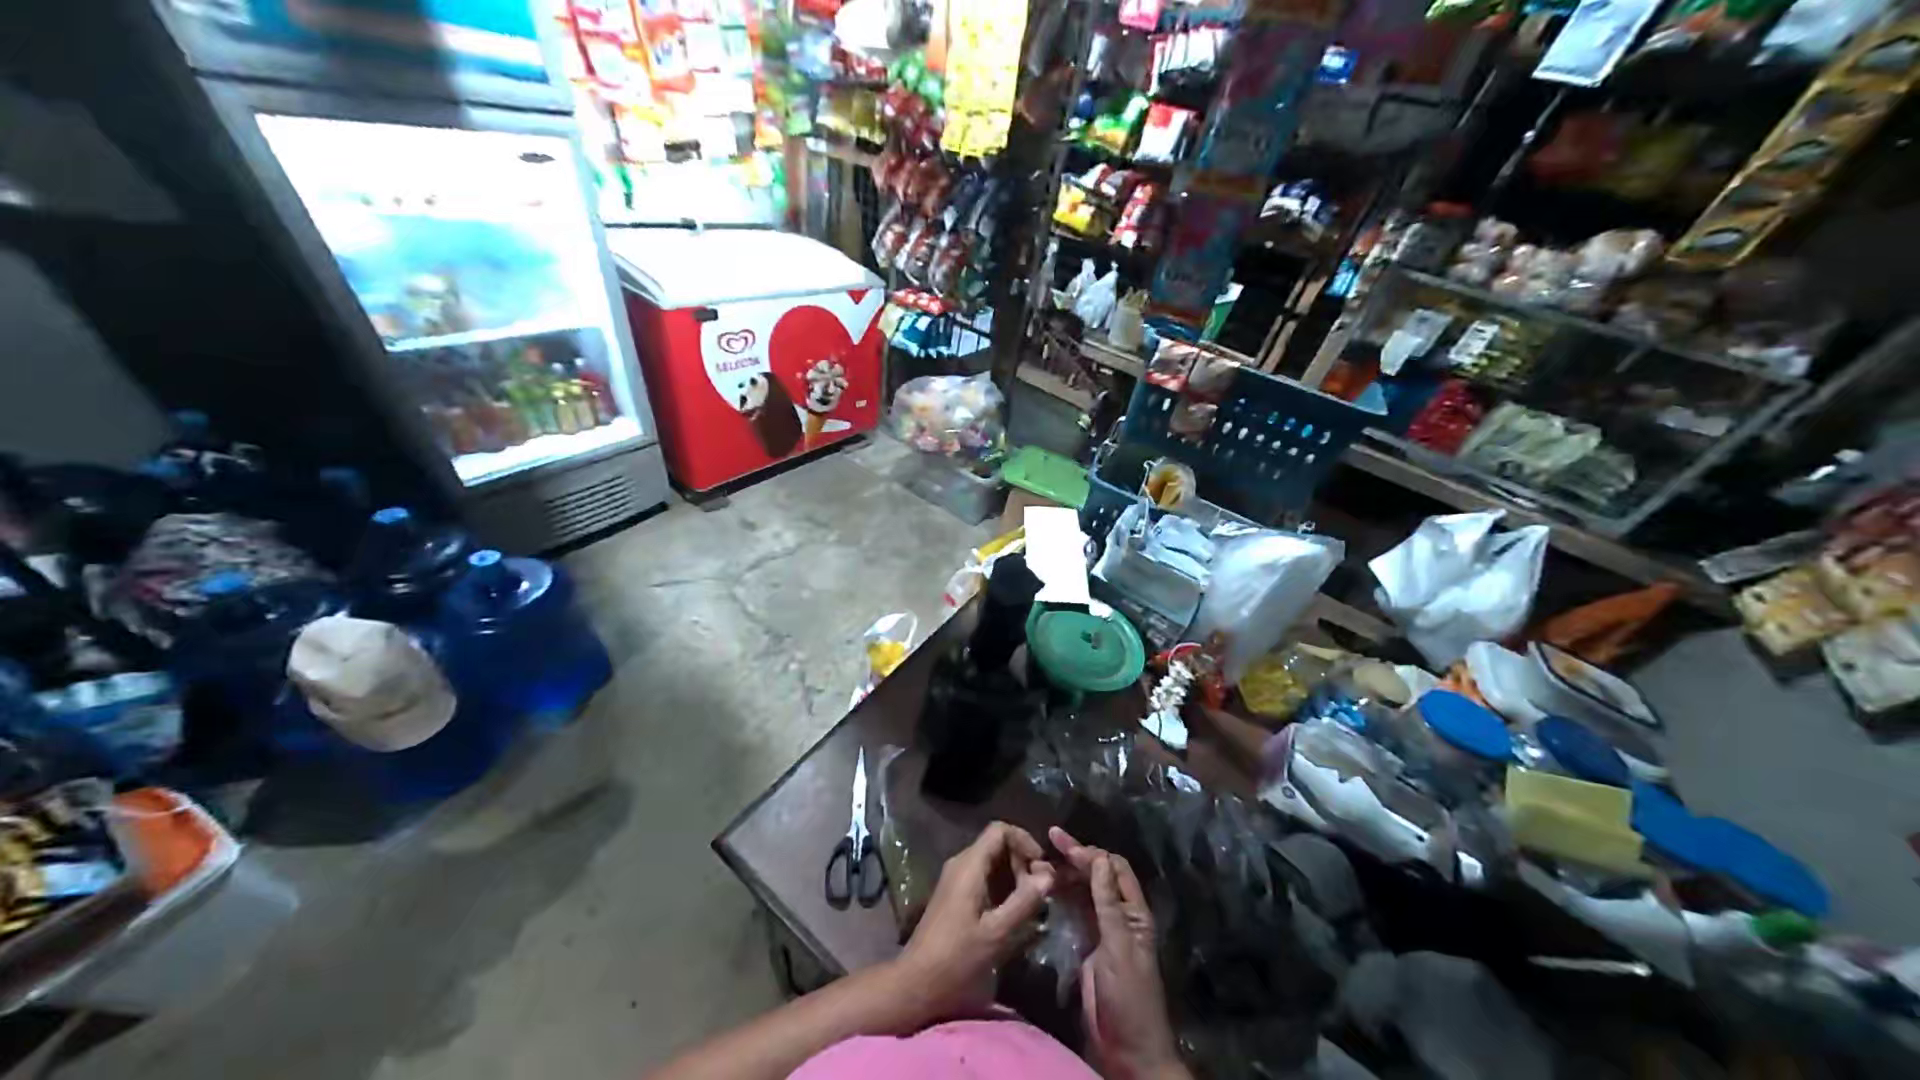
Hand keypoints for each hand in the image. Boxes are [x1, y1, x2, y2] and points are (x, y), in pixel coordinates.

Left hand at [893, 822, 1055, 1022]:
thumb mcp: (997, 932)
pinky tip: (1015, 913)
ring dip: (1015, 877)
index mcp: (969, 865)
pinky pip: (985, 878)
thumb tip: (1048, 876)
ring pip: (993, 862)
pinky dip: (1004, 888)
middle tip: (1041, 892)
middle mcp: (962, 864)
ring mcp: (957, 879)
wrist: (917, 982)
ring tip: (1032, 904)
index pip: (1000, 830)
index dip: (1025, 841)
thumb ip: (1024, 901)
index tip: (1042, 869)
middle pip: (998, 845)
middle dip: (1023, 862)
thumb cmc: (957, 957)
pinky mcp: (956, 895)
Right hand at [1050, 827, 1184, 1079]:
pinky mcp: (1088, 945)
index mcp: (1134, 913)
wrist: (1127, 1048)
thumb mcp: (1118, 947)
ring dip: (1067, 873)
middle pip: (1098, 875)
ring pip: (1085, 890)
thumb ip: (1107, 903)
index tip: (1062, 844)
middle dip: (1076, 856)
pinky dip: (1063, 895)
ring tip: (1041, 861)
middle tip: (1048, 841)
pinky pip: (1076, 910)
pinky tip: (1047, 886)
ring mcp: (1103, 930)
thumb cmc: (1129, 997)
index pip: (1114, 869)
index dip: (1091, 854)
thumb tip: (1099, 858)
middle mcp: (1120, 915)